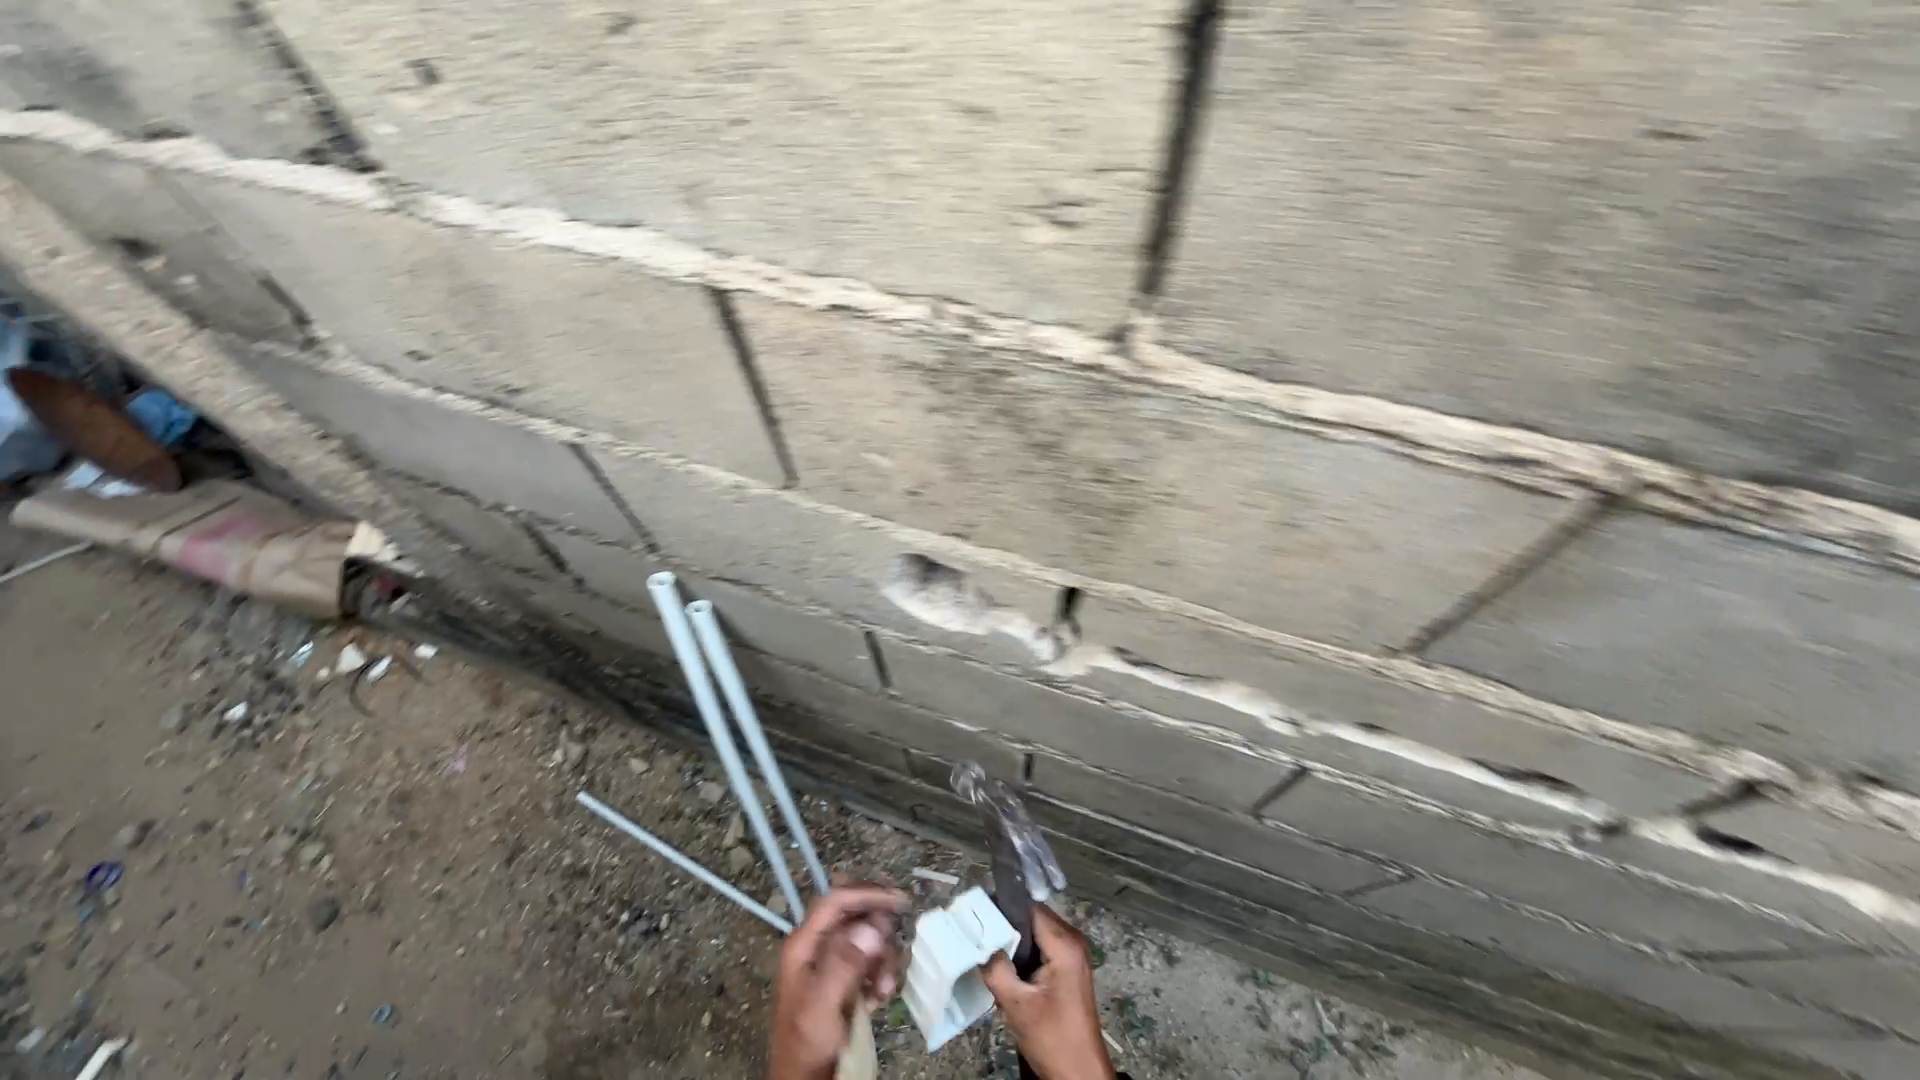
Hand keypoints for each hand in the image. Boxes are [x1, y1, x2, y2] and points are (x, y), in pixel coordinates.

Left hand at [767, 885, 905, 1079]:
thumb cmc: (806, 1044)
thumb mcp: (821, 1006)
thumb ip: (844, 964)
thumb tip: (871, 927)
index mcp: (803, 945)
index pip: (835, 901)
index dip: (867, 893)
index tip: (899, 900)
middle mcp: (817, 946)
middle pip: (855, 916)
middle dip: (878, 933)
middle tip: (889, 954)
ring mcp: (831, 962)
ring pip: (867, 938)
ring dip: (882, 958)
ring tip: (883, 988)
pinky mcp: (844, 979)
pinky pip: (870, 961)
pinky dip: (881, 974)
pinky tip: (880, 996)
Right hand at [981, 905, 1116, 1079]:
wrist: (1079, 1073)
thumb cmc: (1051, 1037)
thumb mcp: (1017, 1004)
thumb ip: (995, 968)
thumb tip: (976, 940)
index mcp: (1065, 944)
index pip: (1029, 908)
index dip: (1002, 908)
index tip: (975, 914)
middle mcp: (1072, 941)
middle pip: (1032, 918)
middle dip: (1006, 924)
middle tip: (977, 934)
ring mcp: (1072, 954)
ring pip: (1035, 933)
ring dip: (1013, 940)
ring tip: (986, 948)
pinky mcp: (1067, 968)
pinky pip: (1041, 947)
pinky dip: (1023, 952)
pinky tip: (1004, 965)